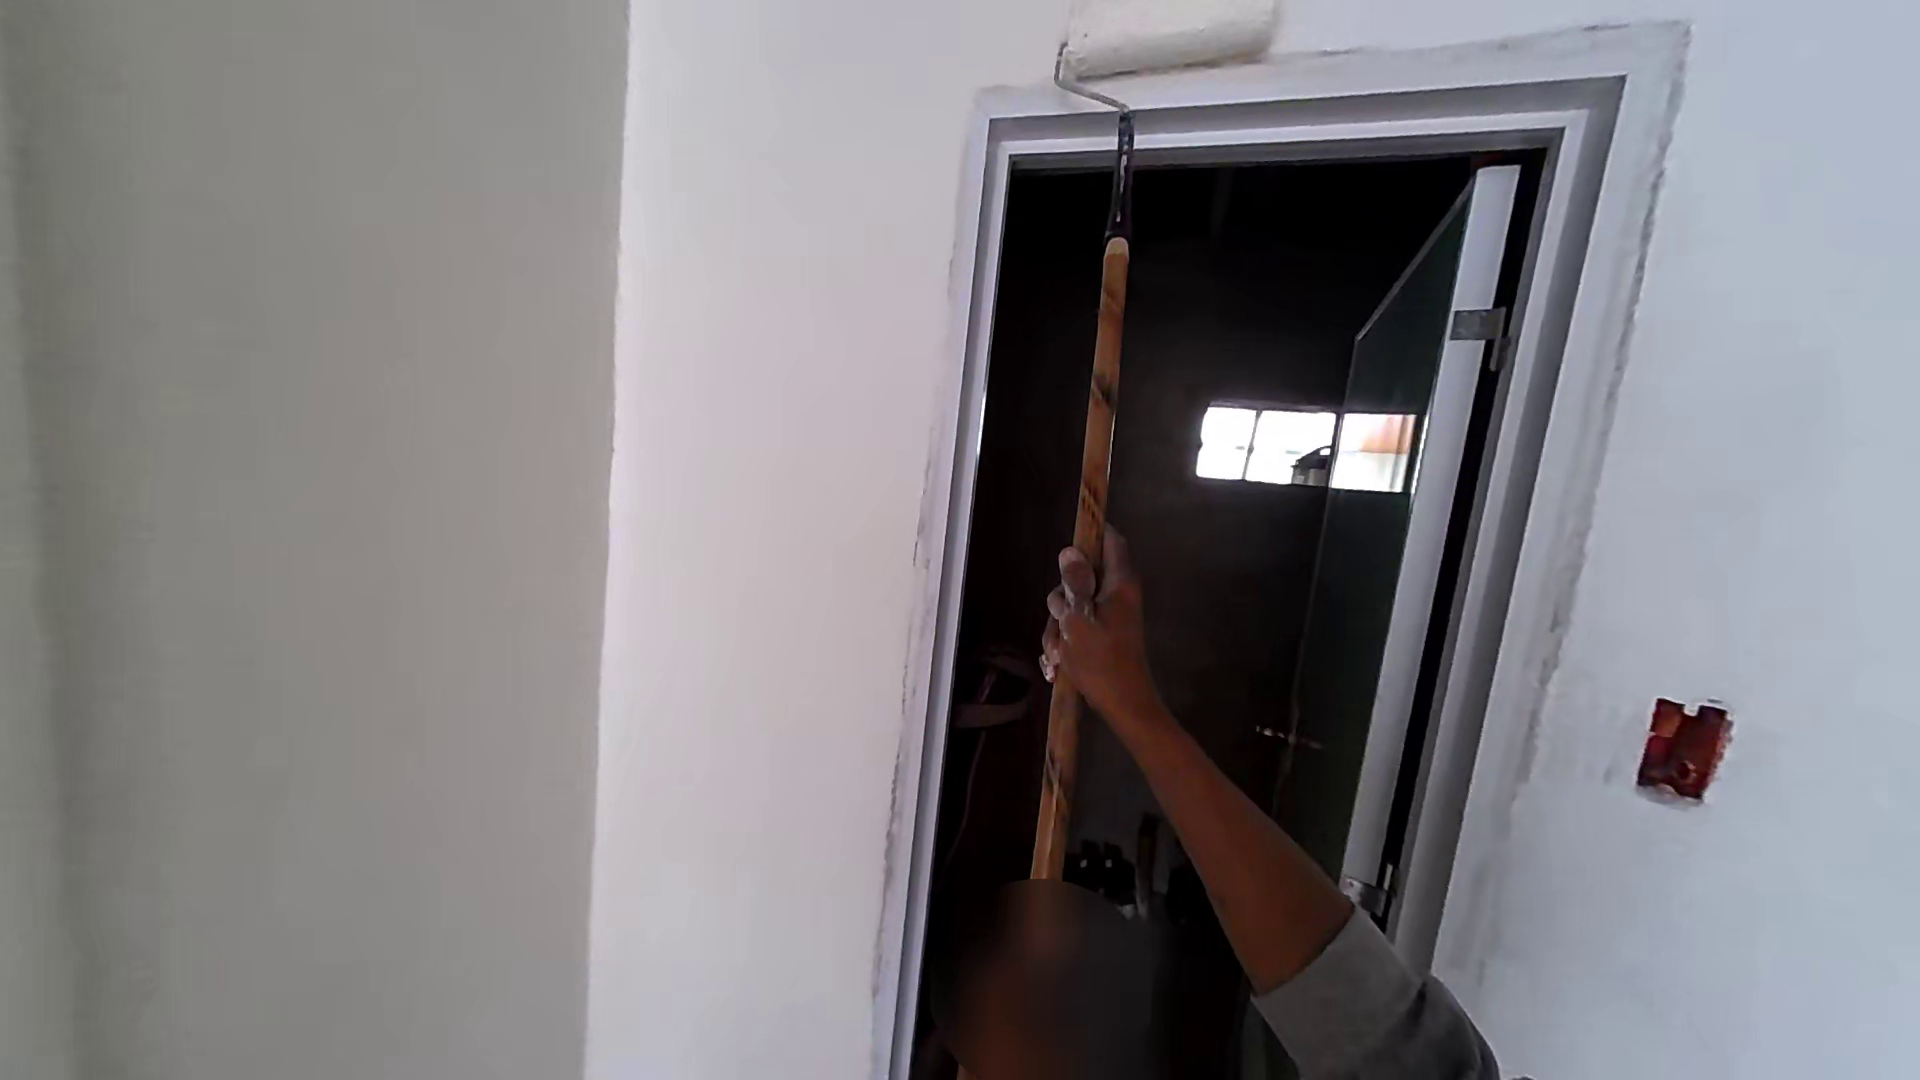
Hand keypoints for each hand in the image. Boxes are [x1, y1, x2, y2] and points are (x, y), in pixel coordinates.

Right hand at [1041, 530, 1163, 728]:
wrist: (1121, 704)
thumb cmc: (1101, 660)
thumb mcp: (1079, 618)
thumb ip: (1074, 583)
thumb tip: (1069, 551)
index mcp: (1120, 583)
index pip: (1110, 541)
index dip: (1090, 534)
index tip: (1067, 545)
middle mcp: (1117, 594)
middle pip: (1080, 576)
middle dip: (1061, 598)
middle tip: (1062, 619)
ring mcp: (1108, 614)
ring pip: (1071, 605)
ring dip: (1059, 626)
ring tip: (1060, 651)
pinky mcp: (1100, 633)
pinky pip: (1074, 625)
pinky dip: (1064, 640)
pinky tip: (1058, 662)